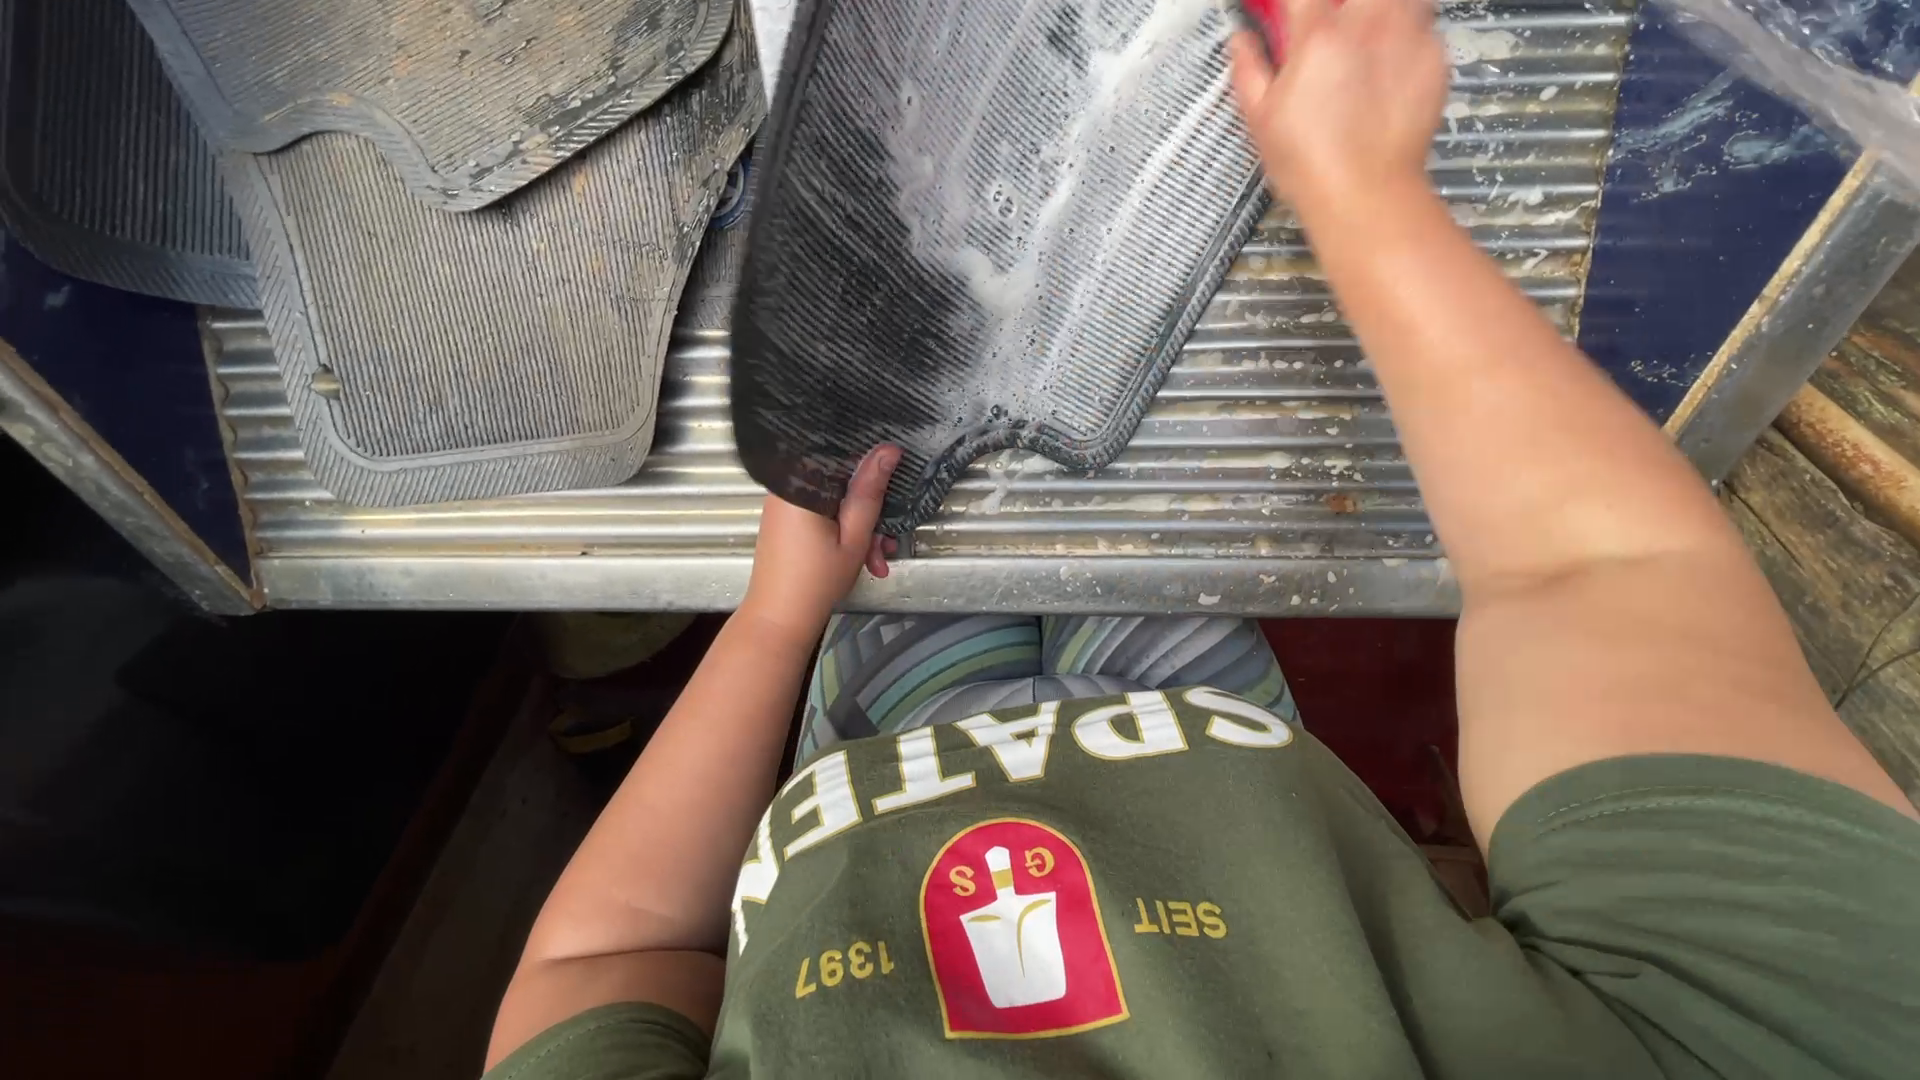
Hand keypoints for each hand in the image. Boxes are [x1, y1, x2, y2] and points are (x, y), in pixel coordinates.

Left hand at [740, 445, 902, 646]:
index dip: (873, 468)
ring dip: (860, 527)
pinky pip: (821, 514)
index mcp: (801, 485)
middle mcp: (787, 488)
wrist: (778, 619)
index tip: (894, 487)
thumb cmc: (817, 580)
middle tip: (886, 544)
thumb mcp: (854, 536)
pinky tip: (863, 557)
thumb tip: (888, 450)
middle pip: (840, 484)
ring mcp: (784, 505)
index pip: (843, 455)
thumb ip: (869, 492)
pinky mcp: (786, 520)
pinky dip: (841, 530)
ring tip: (877, 559)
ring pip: (835, 502)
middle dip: (870, 511)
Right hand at [1228, 0, 1447, 220]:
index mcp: (1318, 35)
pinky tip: (1388, 73)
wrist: (1365, 194)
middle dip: (1340, 9)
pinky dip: (1406, 37)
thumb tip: (1240, 41)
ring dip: (1379, 12)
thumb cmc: (1310, 164)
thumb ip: (1249, 69)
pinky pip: (1424, 25)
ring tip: (1364, 43)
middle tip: (1329, 30)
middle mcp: (1368, 22)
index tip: (1284, 15)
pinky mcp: (1435, 56)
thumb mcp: (1261, 120)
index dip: (1288, 5)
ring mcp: (1408, 33)